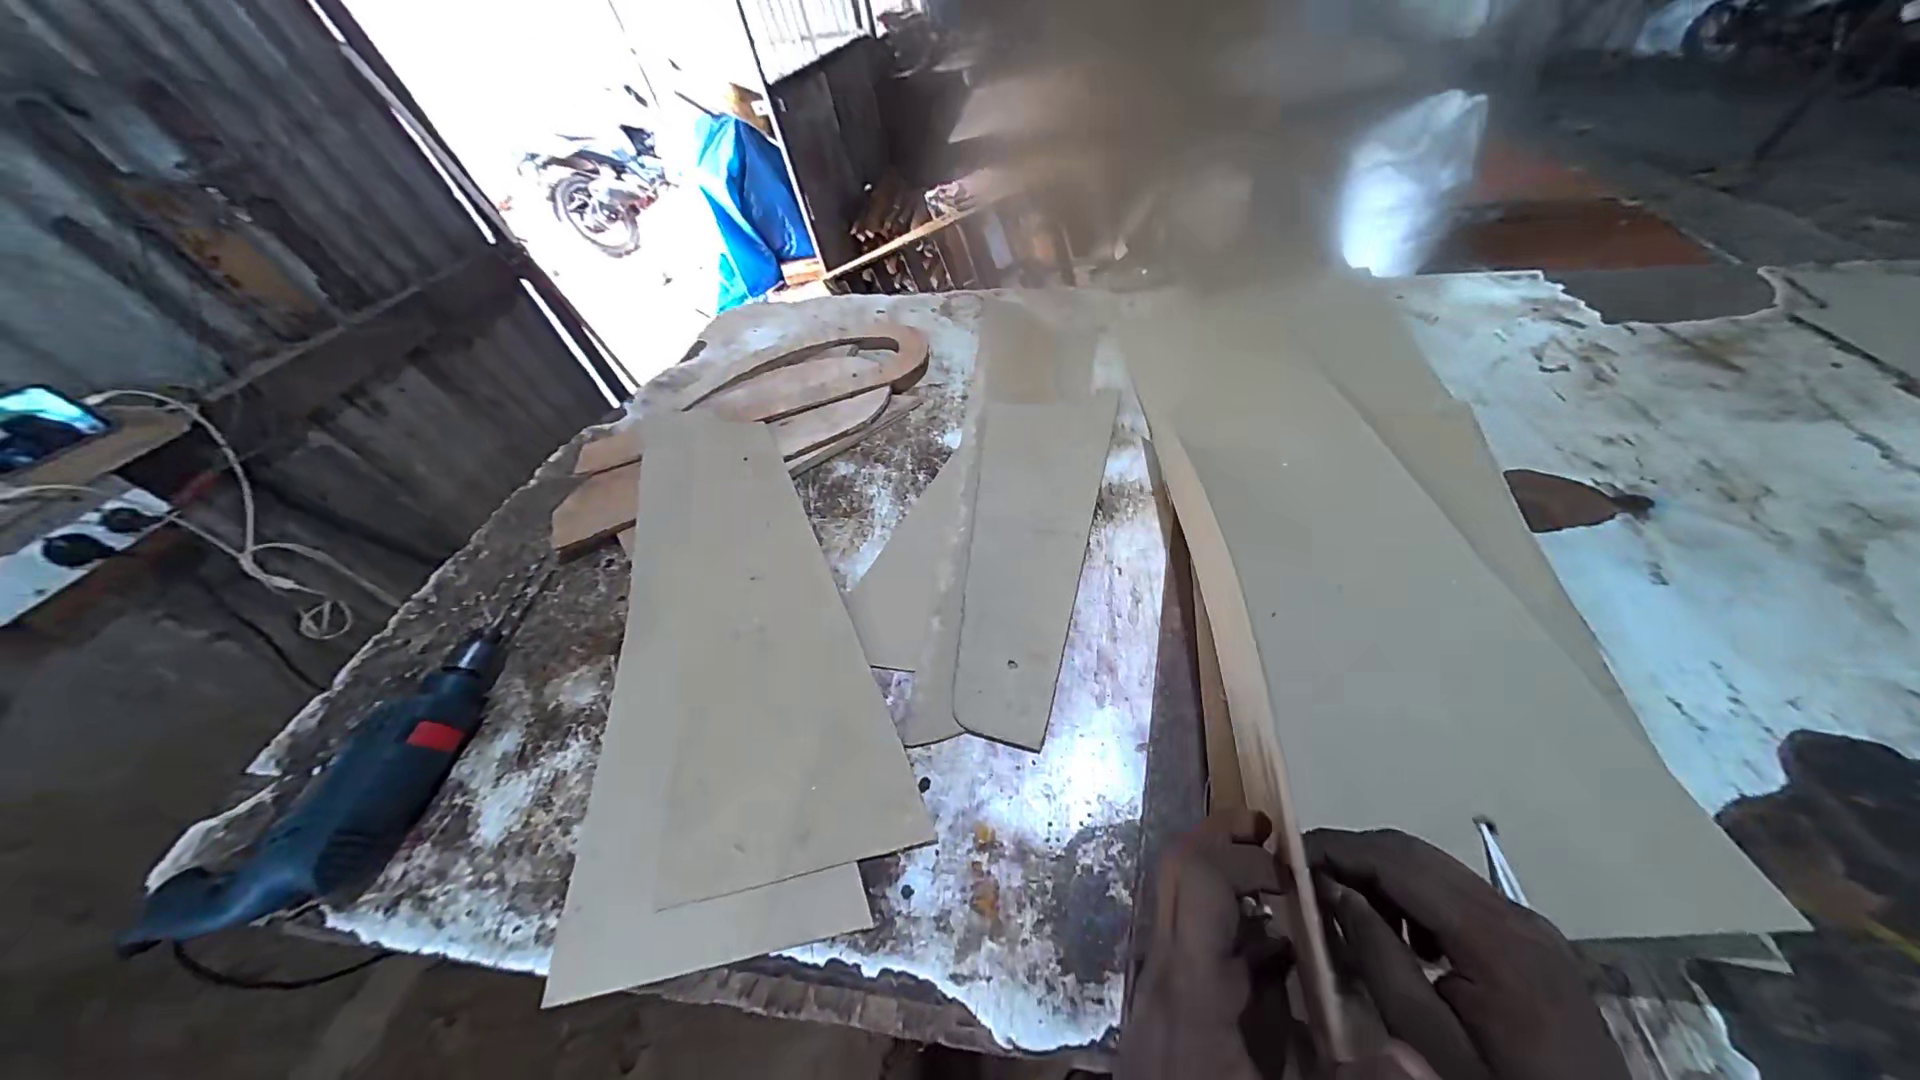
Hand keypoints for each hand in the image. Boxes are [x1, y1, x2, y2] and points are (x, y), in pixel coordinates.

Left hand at [1118, 809, 1281, 1079]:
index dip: (1238, 853)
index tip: (1289, 861)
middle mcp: (1167, 974)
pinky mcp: (1175, 1019)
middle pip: (1179, 875)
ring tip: (1294, 894)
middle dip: (1222, 842)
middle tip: (1273, 833)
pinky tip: (1286, 965)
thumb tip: (1411, 1055)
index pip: (1196, 878)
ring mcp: (1166, 994)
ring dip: (1233, 889)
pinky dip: (1239, 940)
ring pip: (1186, 909)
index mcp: (1189, 986)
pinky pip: (1200, 954)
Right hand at [1307, 829, 1628, 1079]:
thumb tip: (1331, 889)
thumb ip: (1377, 957)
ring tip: (1343, 906)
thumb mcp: (1426, 1040)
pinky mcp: (1530, 939)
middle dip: (1351, 854)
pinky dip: (1409, 893)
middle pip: (1413, 852)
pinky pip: (1454, 891)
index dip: (1336, 848)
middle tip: (1304, 876)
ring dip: (1377, 872)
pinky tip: (1397, 933)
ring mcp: (1528, 924)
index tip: (1286, 855)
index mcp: (1494, 940)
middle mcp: (1516, 915)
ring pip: (1431, 864)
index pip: (1397, 861)